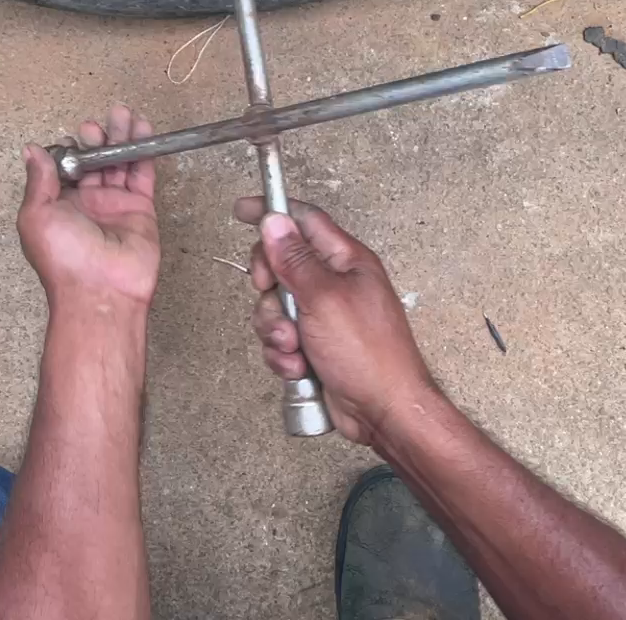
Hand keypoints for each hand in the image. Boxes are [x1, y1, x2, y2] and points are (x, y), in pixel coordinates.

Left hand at [19, 106, 159, 308]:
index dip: (70, 149)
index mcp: (58, 204)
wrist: (100, 291)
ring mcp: (114, 204)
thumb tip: (31, 150)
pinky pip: (142, 174)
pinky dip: (144, 151)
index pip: (65, 167)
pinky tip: (143, 130)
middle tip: (103, 119)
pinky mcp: (140, 209)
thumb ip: (39, 180)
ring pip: (119, 162)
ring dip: (122, 136)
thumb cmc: (64, 260)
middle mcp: (86, 202)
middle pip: (95, 160)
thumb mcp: (37, 216)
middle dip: (98, 137)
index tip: (73, 137)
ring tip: (124, 113)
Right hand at [235, 198, 438, 445]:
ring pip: (275, 306)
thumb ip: (294, 259)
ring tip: (294, 347)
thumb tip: (274, 221)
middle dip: (269, 289)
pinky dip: (282, 353)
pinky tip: (298, 367)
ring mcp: (323, 314)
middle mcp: (334, 282)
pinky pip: (280, 337)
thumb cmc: (370, 355)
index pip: (302, 220)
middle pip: (280, 264)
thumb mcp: (324, 299)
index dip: (272, 213)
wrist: (384, 414)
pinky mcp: (314, 343)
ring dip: (275, 329)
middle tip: (275, 300)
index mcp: (345, 260)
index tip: (241, 210)